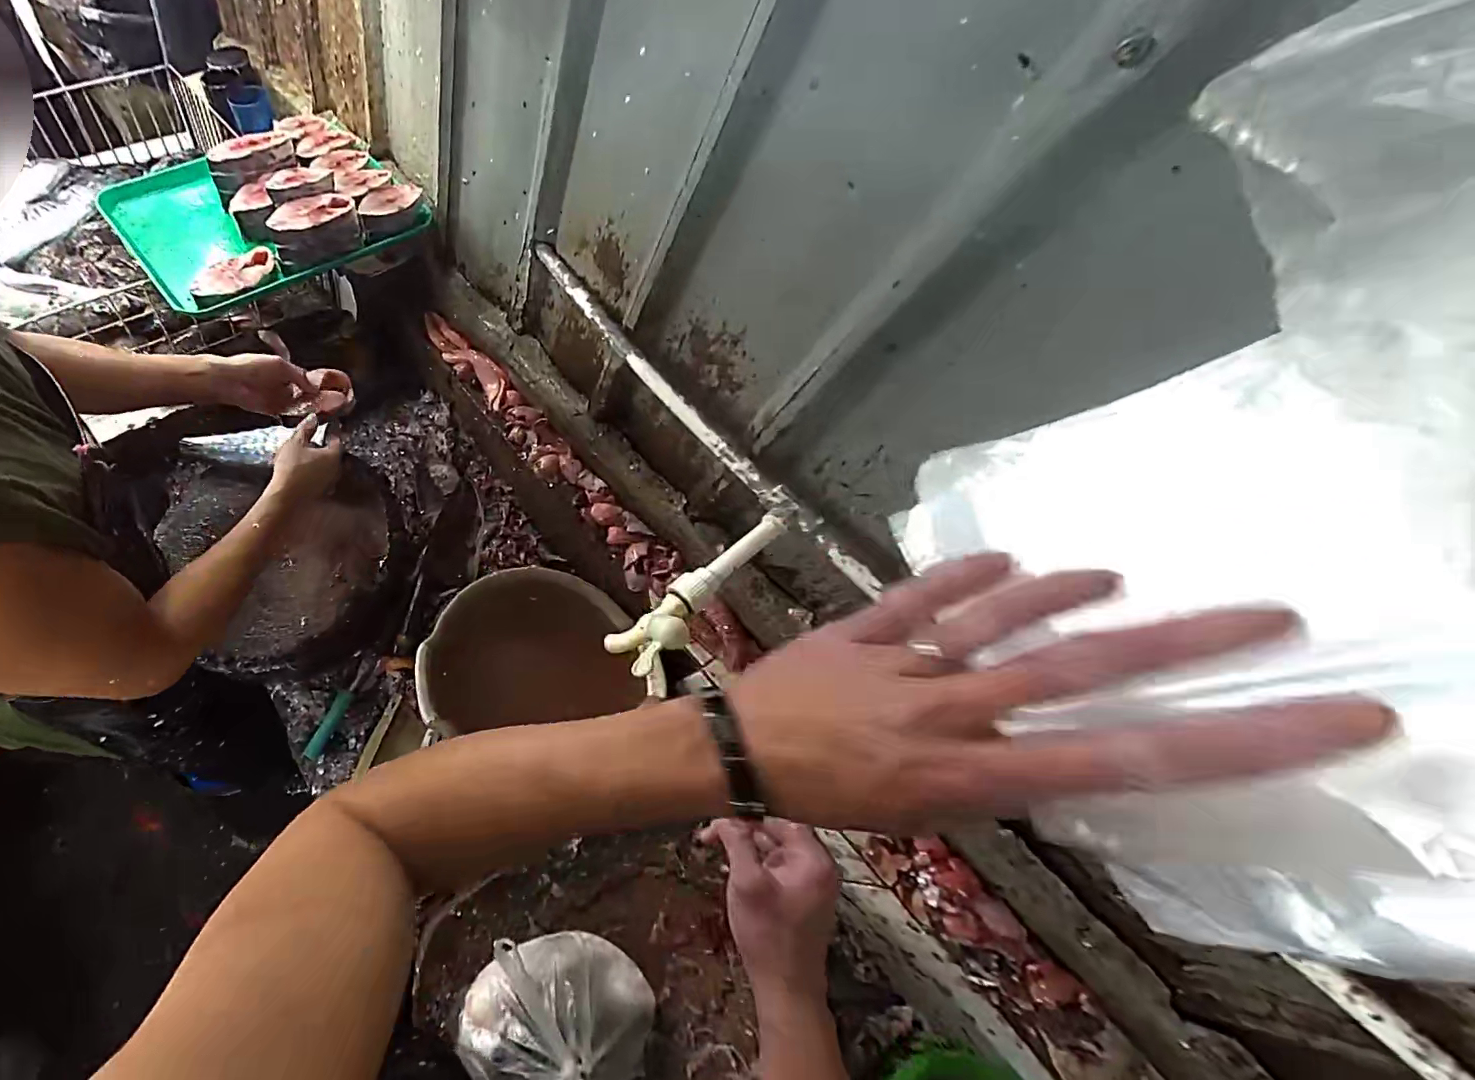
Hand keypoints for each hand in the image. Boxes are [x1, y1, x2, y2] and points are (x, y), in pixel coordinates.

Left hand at [195, 353, 353, 416]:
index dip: (325, 384)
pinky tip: (318, 414)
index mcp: (288, 372)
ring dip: (319, 406)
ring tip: (336, 409)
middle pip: (311, 393)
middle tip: (342, 402)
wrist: (227, 380)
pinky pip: (294, 412)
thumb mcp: (279, 366)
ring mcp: (281, 398)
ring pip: (305, 404)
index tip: (339, 388)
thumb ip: (299, 376)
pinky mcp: (274, 409)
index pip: (312, 379)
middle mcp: (287, 386)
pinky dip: (305, 413)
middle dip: (326, 397)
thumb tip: (315, 385)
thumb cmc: (249, 366)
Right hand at [268, 415, 342, 504]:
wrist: (286, 497)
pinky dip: (319, 470)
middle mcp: (337, 469)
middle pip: (336, 454)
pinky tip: (310, 469)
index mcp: (334, 455)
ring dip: (324, 459)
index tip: (330, 424)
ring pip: (331, 466)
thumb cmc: (291, 467)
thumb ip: (306, 429)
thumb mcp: (296, 443)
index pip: (337, 439)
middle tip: (322, 438)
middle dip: (329, 446)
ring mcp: (332, 482)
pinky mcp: (324, 491)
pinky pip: (324, 476)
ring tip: (314, 453)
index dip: (333, 430)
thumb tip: (314, 417)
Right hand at [703, 818, 839, 992]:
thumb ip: (737, 843)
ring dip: (746, 849)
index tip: (720, 820)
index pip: (780, 819)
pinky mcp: (800, 898)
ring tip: (716, 849)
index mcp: (814, 860)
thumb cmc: (767, 932)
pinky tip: (732, 869)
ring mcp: (810, 884)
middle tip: (711, 836)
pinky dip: (754, 865)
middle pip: (777, 833)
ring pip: (774, 851)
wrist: (785, 987)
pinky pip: (775, 869)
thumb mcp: (747, 881)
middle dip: (743, 832)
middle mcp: (818, 868)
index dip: (748, 816)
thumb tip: (726, 817)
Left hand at [726, 553, 1397, 832]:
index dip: (1228, 742)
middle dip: (1176, 645)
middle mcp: (945, 712)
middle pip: (1075, 673)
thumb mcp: (913, 812)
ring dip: (1060, 594)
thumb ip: (980, 778)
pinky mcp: (856, 630)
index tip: (1324, 715)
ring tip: (1114, 578)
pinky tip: (1005, 559)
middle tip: (1264, 615)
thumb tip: (1039, 747)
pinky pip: (916, 597)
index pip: (1116, 760)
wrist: (739, 748)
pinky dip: (961, 575)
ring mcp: (898, 662)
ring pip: (996, 621)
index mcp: (967, 774)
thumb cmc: (824, 793)